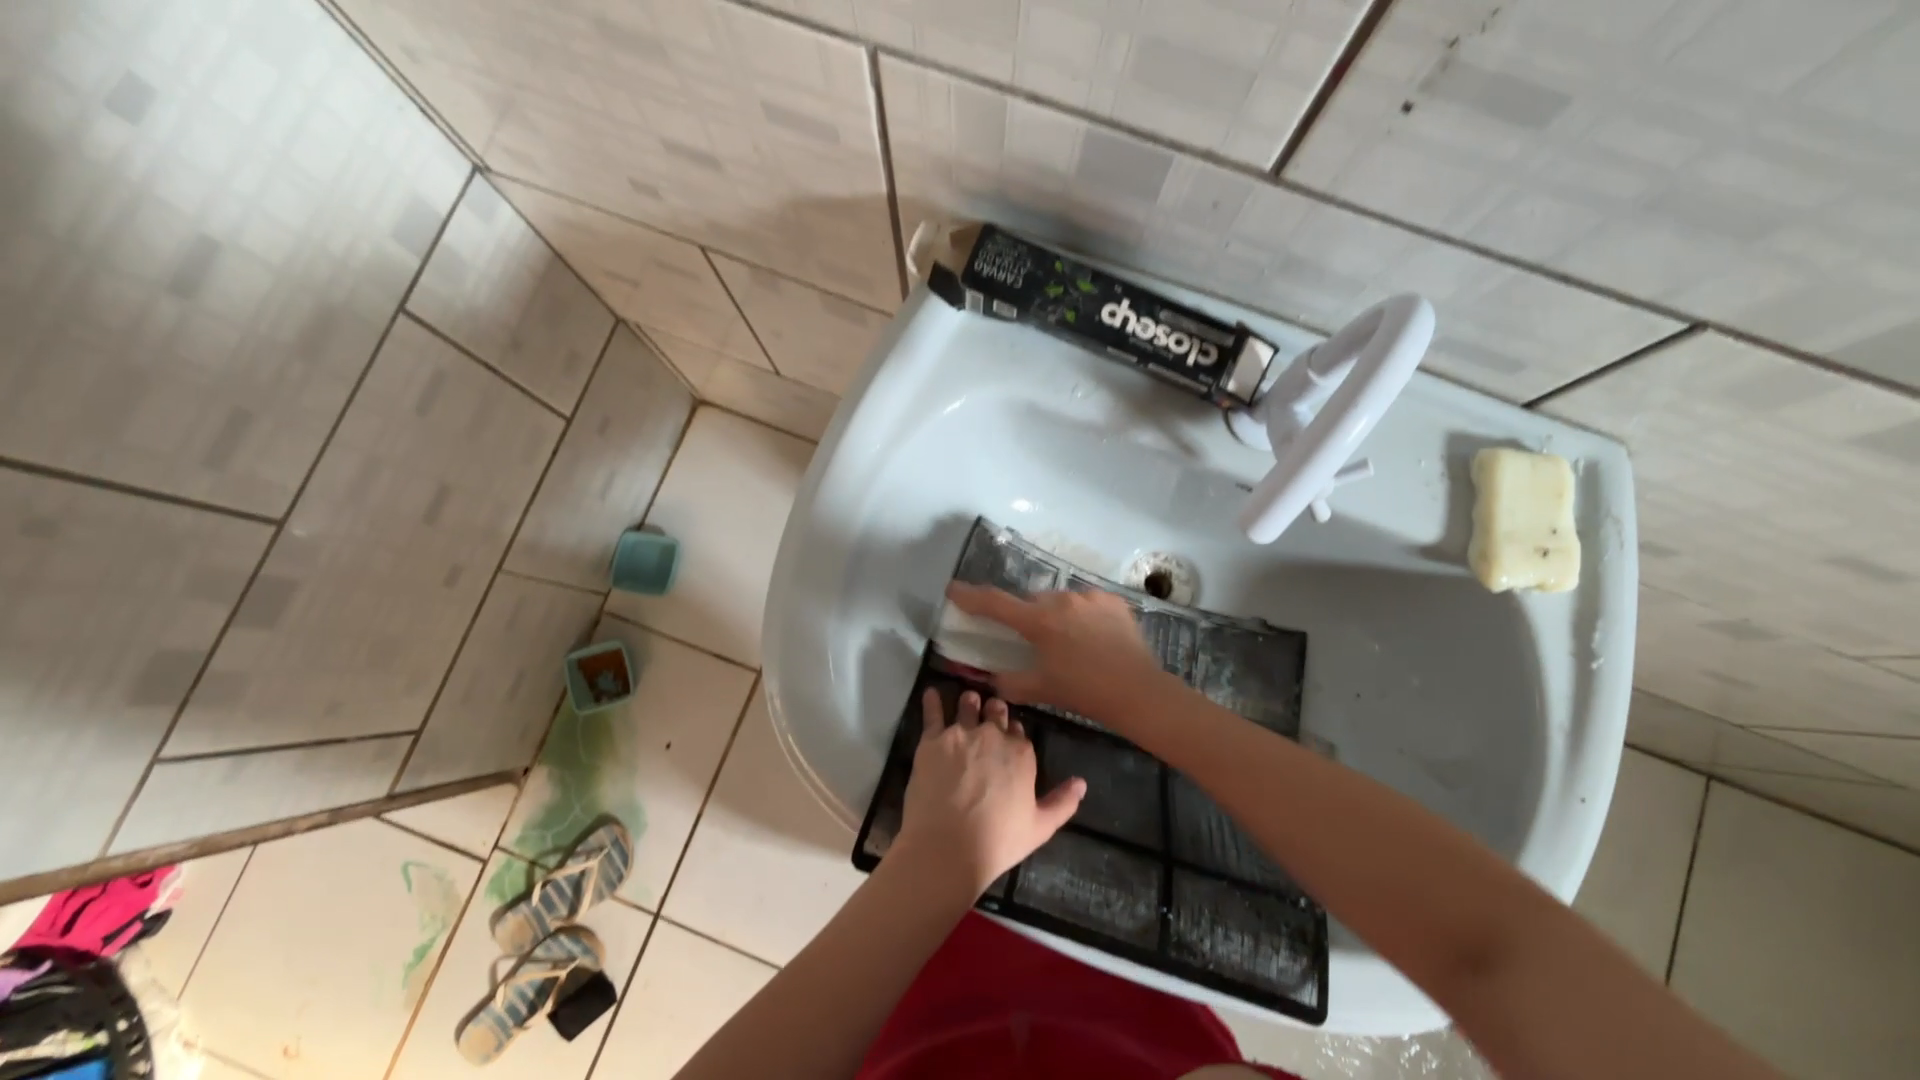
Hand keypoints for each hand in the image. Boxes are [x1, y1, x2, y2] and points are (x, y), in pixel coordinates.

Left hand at [894, 688, 1085, 896]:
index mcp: (1022, 753)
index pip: (1019, 732)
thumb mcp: (1040, 828)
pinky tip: (931, 693)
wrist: (947, 847)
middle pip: (995, 713)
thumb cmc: (998, 841)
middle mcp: (993, 735)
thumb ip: (1063, 802)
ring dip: (970, 703)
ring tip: (968, 701)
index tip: (1008, 738)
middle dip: (994, 711)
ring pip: (967, 706)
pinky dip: (932, 701)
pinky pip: (932, 713)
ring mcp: (960, 734)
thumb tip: (1082, 783)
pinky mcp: (931, 740)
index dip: (1013, 734)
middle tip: (989, 713)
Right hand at [945, 583, 1161, 717]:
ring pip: (1061, 602)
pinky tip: (1091, 639)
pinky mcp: (1113, 602)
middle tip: (1032, 641)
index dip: (970, 596)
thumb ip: (1009, 682)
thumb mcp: (1041, 690)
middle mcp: (1062, 600)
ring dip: (1057, 616)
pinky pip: (1087, 604)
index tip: (953, 589)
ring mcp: (1091, 597)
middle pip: (1032, 602)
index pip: (995, 603)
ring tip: (1068, 644)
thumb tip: (992, 678)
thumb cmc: (1084, 691)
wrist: (1138, 691)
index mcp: (1039, 620)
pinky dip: (1082, 617)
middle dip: (1027, 617)